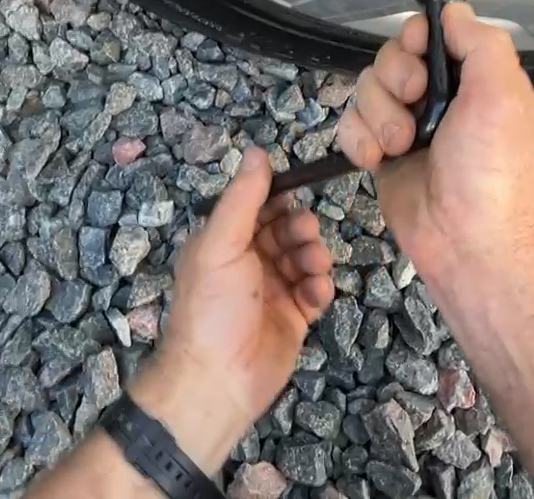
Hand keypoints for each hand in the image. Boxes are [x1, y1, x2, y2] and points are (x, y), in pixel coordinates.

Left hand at [133, 148, 333, 472]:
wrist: (217, 381)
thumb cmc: (213, 305)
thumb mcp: (221, 243)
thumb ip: (243, 197)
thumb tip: (259, 151)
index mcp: (226, 238)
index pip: (259, 203)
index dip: (280, 196)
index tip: (298, 191)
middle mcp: (249, 258)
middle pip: (287, 227)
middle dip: (301, 227)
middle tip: (305, 236)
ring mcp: (273, 288)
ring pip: (305, 255)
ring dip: (314, 256)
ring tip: (312, 270)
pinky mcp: (294, 316)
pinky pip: (316, 289)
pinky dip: (320, 287)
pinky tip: (314, 295)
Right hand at [336, 2, 533, 283]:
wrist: (466, 241)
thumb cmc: (491, 168)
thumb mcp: (503, 94)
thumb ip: (481, 43)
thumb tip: (451, 10)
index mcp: (472, 78)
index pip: (429, 33)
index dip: (416, 38)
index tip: (420, 55)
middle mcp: (437, 96)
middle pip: (391, 57)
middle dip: (396, 79)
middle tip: (416, 105)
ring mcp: (405, 124)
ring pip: (366, 88)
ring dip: (380, 116)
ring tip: (403, 146)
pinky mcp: (379, 151)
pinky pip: (350, 124)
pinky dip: (360, 140)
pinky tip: (379, 160)